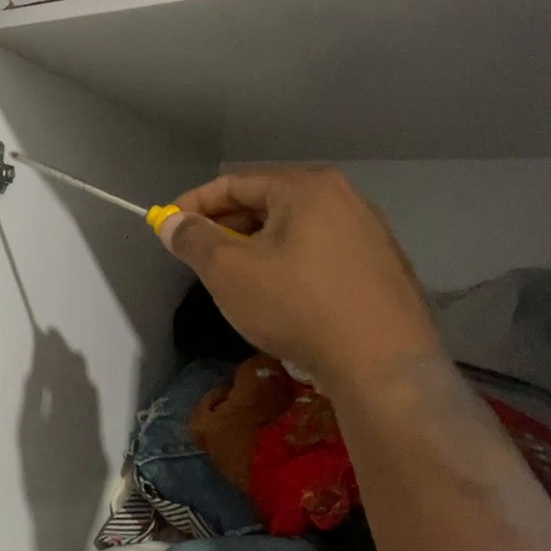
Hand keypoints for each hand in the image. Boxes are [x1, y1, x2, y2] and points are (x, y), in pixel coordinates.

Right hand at [158, 167, 443, 394]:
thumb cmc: (296, 306)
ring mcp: (369, 233)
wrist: (382, 367)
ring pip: (293, 230)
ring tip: (233, 279)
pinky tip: (278, 297)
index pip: (234, 183)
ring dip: (255, 247)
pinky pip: (319, 253)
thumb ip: (193, 239)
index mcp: (307, 188)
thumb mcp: (228, 271)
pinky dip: (288, 264)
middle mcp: (345, 199)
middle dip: (225, 227)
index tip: (167, 228)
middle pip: (266, 203)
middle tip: (197, 255)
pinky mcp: (381, 268)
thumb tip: (171, 223)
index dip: (193, 204)